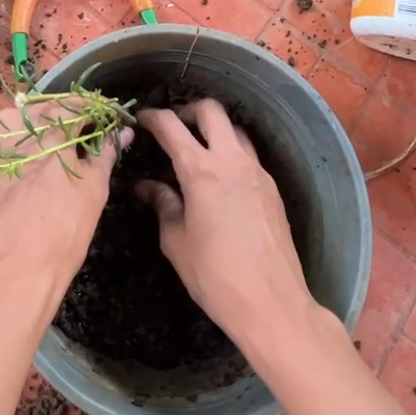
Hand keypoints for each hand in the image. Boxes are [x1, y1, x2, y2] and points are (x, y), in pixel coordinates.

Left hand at [0, 100, 130, 290]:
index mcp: (48, 130)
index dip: (95, 109)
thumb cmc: (62, 231)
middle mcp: (15, 129)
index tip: (108, 117)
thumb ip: (106, 154)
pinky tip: (32, 164)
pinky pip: (2, 144)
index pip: (76, 104)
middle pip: (45, 109)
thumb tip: (121, 132)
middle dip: (67, 116)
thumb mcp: (94, 190)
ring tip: (57, 146)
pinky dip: (20, 146)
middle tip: (85, 132)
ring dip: (40, 127)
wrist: (11, 273)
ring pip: (19, 122)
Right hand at [137, 100, 314, 343]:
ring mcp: (257, 172)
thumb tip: (147, 187)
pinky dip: (232, 153)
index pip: (172, 127)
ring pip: (235, 130)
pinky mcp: (272, 188)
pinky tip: (222, 179)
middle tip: (175, 128)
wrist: (272, 303)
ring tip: (199, 151)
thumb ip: (163, 205)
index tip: (142, 118)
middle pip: (211, 111)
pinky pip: (249, 155)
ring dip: (215, 130)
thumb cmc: (215, 275)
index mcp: (201, 171)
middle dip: (189, 111)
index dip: (153, 117)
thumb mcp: (176, 242)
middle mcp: (231, 161)